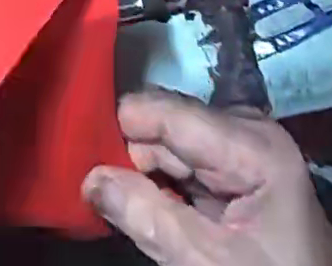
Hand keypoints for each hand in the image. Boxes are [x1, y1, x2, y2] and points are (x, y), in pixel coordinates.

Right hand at [82, 90, 331, 265]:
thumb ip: (148, 218)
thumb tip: (87, 178)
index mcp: (250, 144)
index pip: (163, 112)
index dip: (119, 131)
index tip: (81, 158)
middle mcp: (245, 129)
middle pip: (163, 124)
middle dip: (130, 156)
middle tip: (100, 192)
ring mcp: (242, 146)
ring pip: (167, 142)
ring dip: (142, 172)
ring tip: (120, 203)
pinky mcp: (236, 167)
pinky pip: (181, 161)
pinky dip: (160, 183)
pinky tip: (148, 206)